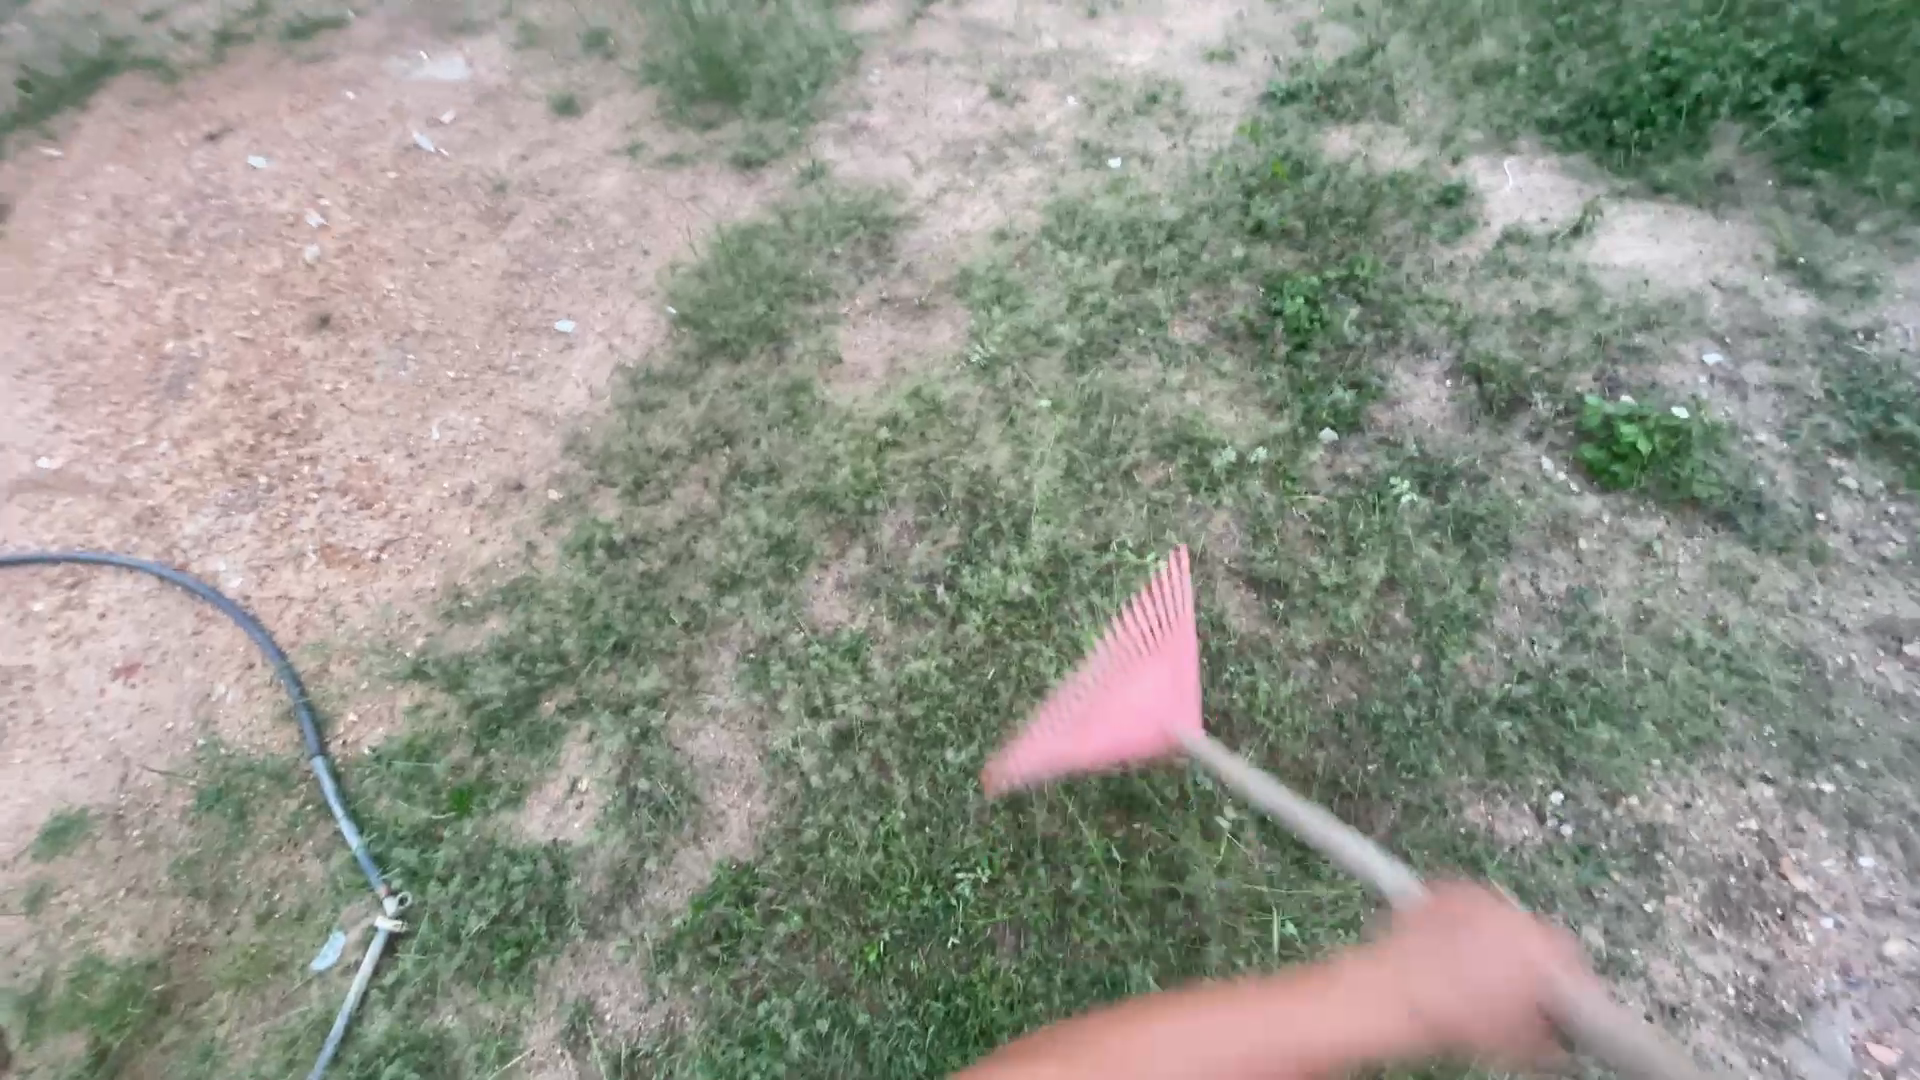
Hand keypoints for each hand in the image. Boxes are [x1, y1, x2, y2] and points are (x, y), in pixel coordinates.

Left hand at [1357, 882, 1601, 1068]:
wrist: (1400, 991)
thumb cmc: (1459, 1018)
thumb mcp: (1525, 1041)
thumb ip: (1552, 1029)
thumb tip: (1553, 1026)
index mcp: (1545, 952)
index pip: (1574, 960)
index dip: (1567, 982)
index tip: (1558, 997)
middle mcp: (1514, 915)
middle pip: (1536, 934)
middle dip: (1529, 956)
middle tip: (1514, 982)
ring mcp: (1476, 896)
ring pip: (1501, 915)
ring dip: (1497, 934)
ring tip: (1475, 961)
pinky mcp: (1444, 888)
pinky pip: (1466, 901)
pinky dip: (1464, 917)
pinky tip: (1452, 942)